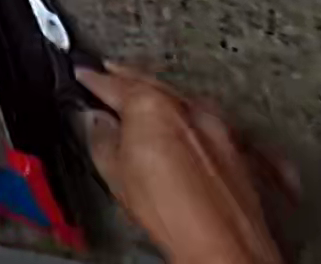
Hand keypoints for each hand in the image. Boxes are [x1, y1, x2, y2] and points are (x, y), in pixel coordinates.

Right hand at [75, 64, 296, 263]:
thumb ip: (99, 135)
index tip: (82, 74)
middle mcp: (183, 105)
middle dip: (125, 77)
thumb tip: (95, 121)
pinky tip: (180, 121)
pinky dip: (186, 114)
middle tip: (107, 73)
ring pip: (176, 96)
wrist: (224, 251)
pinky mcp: (238, 149)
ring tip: (139, 96)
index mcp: (148, 102)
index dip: (91, 79)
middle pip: (146, 82)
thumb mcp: (113, 172)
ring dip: (155, 92)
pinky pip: (204, 117)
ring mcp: (215, 125)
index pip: (110, 83)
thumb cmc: (172, 214)